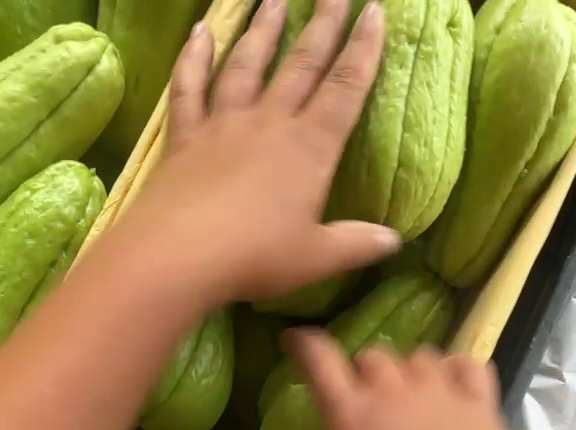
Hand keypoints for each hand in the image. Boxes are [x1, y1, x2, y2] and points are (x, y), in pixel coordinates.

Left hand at [109, 0, 398, 306]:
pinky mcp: (185, 136)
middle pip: (301, 64)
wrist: (181, 254)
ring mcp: (224, 124)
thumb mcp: (316, 259)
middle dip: (323, 24)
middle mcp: (269, 123)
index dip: (363, 50)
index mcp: (309, 149)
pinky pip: (189, 87)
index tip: (375, 11)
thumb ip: (356, 245)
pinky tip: (200, 32)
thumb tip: (394, 241)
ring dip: (263, 30)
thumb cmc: (256, 258)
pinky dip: (194, 56)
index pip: (344, 89)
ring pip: (247, 64)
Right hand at [237, 332, 561, 429]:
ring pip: (419, 356)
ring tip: (405, 393)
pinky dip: (456, 369)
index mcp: (351, 417)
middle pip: (372, 354)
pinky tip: (454, 386)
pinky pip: (467, 365)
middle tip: (360, 393)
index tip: (295, 340)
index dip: (303, 344)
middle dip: (360, 366)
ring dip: (407, 367)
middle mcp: (394, 393)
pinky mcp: (481, 403)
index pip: (319, 361)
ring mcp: (441, 393)